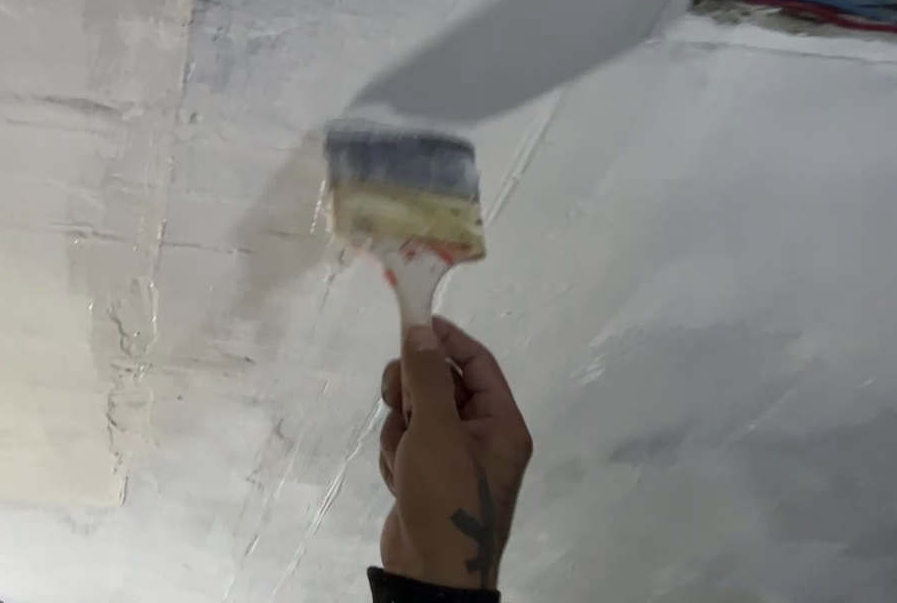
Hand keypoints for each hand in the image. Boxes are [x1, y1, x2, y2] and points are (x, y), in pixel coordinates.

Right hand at [378, 318, 532, 589]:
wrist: (429, 572)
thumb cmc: (446, 499)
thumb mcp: (436, 431)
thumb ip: (427, 375)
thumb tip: (420, 328)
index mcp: (500, 423)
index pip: (476, 361)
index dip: (445, 338)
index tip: (411, 323)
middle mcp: (480, 434)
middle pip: (438, 381)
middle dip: (412, 392)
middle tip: (400, 404)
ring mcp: (452, 453)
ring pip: (414, 408)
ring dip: (400, 427)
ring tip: (406, 459)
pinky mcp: (427, 469)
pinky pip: (404, 436)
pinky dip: (396, 451)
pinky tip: (402, 476)